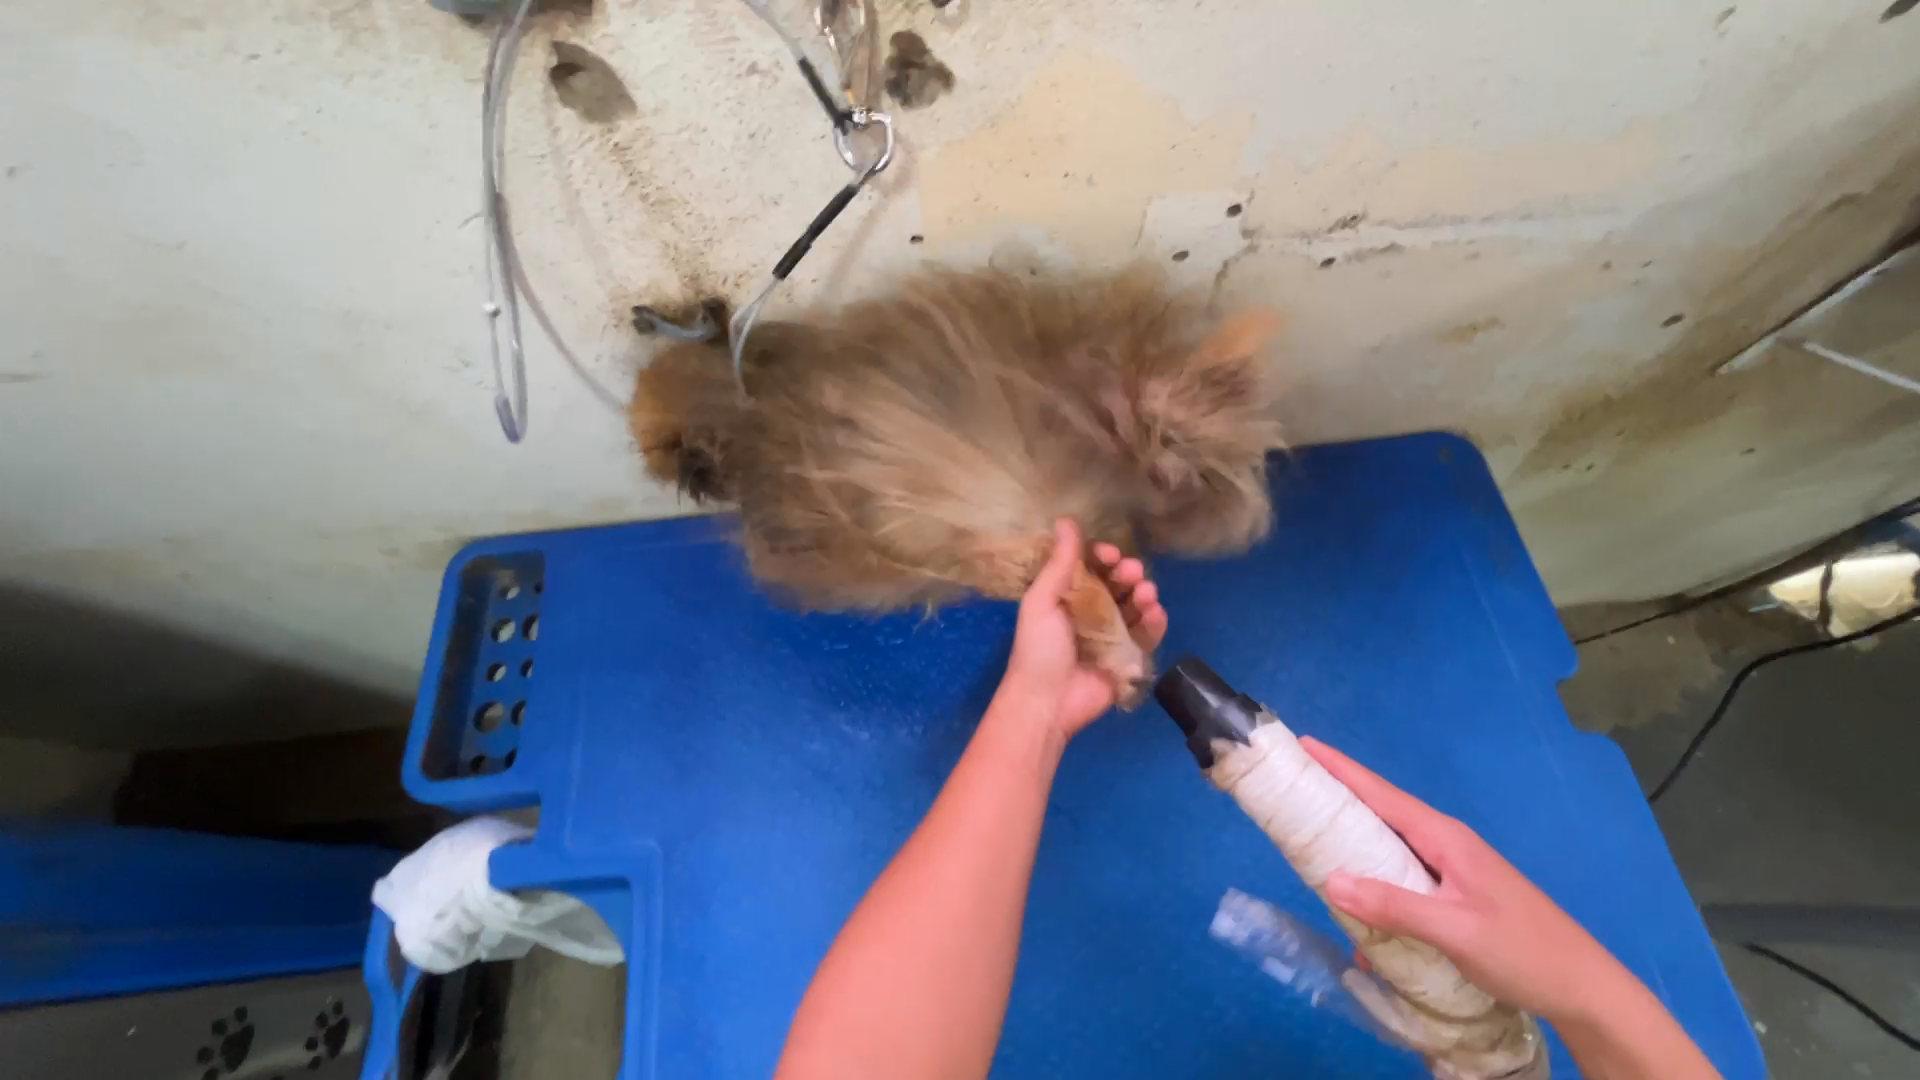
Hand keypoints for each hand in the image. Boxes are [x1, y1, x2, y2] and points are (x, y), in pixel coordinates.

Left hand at [998, 520, 1167, 739]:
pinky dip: (1155, 621)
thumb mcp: (1042, 601)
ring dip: (1144, 594)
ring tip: (1145, 593)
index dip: (1103, 556)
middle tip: (1131, 572)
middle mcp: (1091, 611)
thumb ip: (1060, 562)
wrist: (1047, 702)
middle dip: (1128, 573)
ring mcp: (1111, 634)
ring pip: (1136, 605)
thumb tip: (1066, 519)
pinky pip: (1148, 634)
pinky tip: (1155, 612)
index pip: (1092, 567)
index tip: (1110, 554)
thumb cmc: (1038, 648)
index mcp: (1067, 595)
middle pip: (1118, 583)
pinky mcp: (1128, 656)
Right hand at [1302, 737, 1630, 1022]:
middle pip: (1377, 812)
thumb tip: (1329, 880)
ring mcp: (1449, 869)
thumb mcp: (1456, 930)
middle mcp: (1442, 843)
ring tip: (1310, 851)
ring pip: (1386, 847)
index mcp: (1442, 836)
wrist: (1589, 994)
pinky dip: (1375, 889)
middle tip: (1290, 794)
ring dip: (1351, 848)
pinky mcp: (1453, 894)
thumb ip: (1394, 904)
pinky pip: (1400, 878)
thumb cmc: (1525, 952)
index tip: (1302, 743)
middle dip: (1334, 800)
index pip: (1378, 792)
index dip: (1338, 767)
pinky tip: (1360, 925)